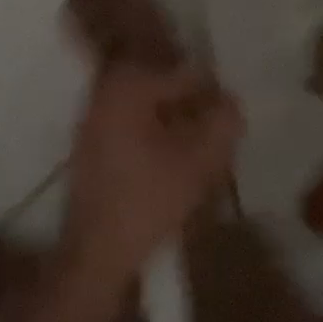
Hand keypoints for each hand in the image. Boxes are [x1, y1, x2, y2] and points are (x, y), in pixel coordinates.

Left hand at [61, 63, 239, 281]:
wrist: (97, 248)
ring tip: (199, 137)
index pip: (183, 72)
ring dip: (173, 114)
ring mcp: (92, 118)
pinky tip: (172, 154)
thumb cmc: (148, 200)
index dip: (212, 90)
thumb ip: (222, 124)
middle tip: (217, 118)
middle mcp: (105, 93)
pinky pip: (130, 122)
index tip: (231, 109)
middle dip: (190, 98)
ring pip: (145, 103)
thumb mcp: (198, 161)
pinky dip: (153, 130)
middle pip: (160, 82)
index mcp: (128, 87)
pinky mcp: (90, 144)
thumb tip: (232, 102)